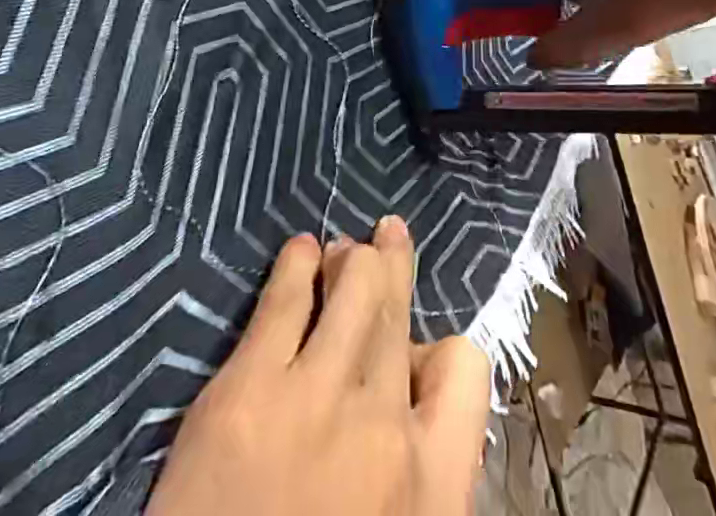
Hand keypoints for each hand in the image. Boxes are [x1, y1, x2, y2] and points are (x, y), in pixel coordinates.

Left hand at [147, 218, 490, 515]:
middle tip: (386, 238)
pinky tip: (299, 251)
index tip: (415, 347)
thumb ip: (420, 461)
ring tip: (344, 245)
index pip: (466, 367)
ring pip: (351, 289)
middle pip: (397, 314)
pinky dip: (298, 264)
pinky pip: (286, 300)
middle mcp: (383, 423)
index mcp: (433, 478)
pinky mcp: (249, 384)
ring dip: (350, 258)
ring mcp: (314, 395)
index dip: (443, 346)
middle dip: (391, 267)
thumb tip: (405, 388)